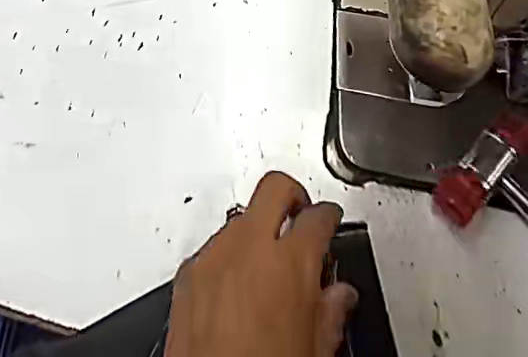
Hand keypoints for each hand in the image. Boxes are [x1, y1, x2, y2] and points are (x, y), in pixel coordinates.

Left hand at [166, 172, 357, 356]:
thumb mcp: (314, 351)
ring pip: (242, 219)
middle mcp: (247, 248)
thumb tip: (339, 296)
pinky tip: (239, 288)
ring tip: (270, 267)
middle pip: (273, 187)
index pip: (316, 217)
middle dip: (292, 195)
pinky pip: (214, 247)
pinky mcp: (188, 271)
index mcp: (288, 265)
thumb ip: (329, 313)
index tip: (330, 219)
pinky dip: (230, 257)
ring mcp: (213, 255)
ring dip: (258, 233)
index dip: (328, 215)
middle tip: (302, 214)